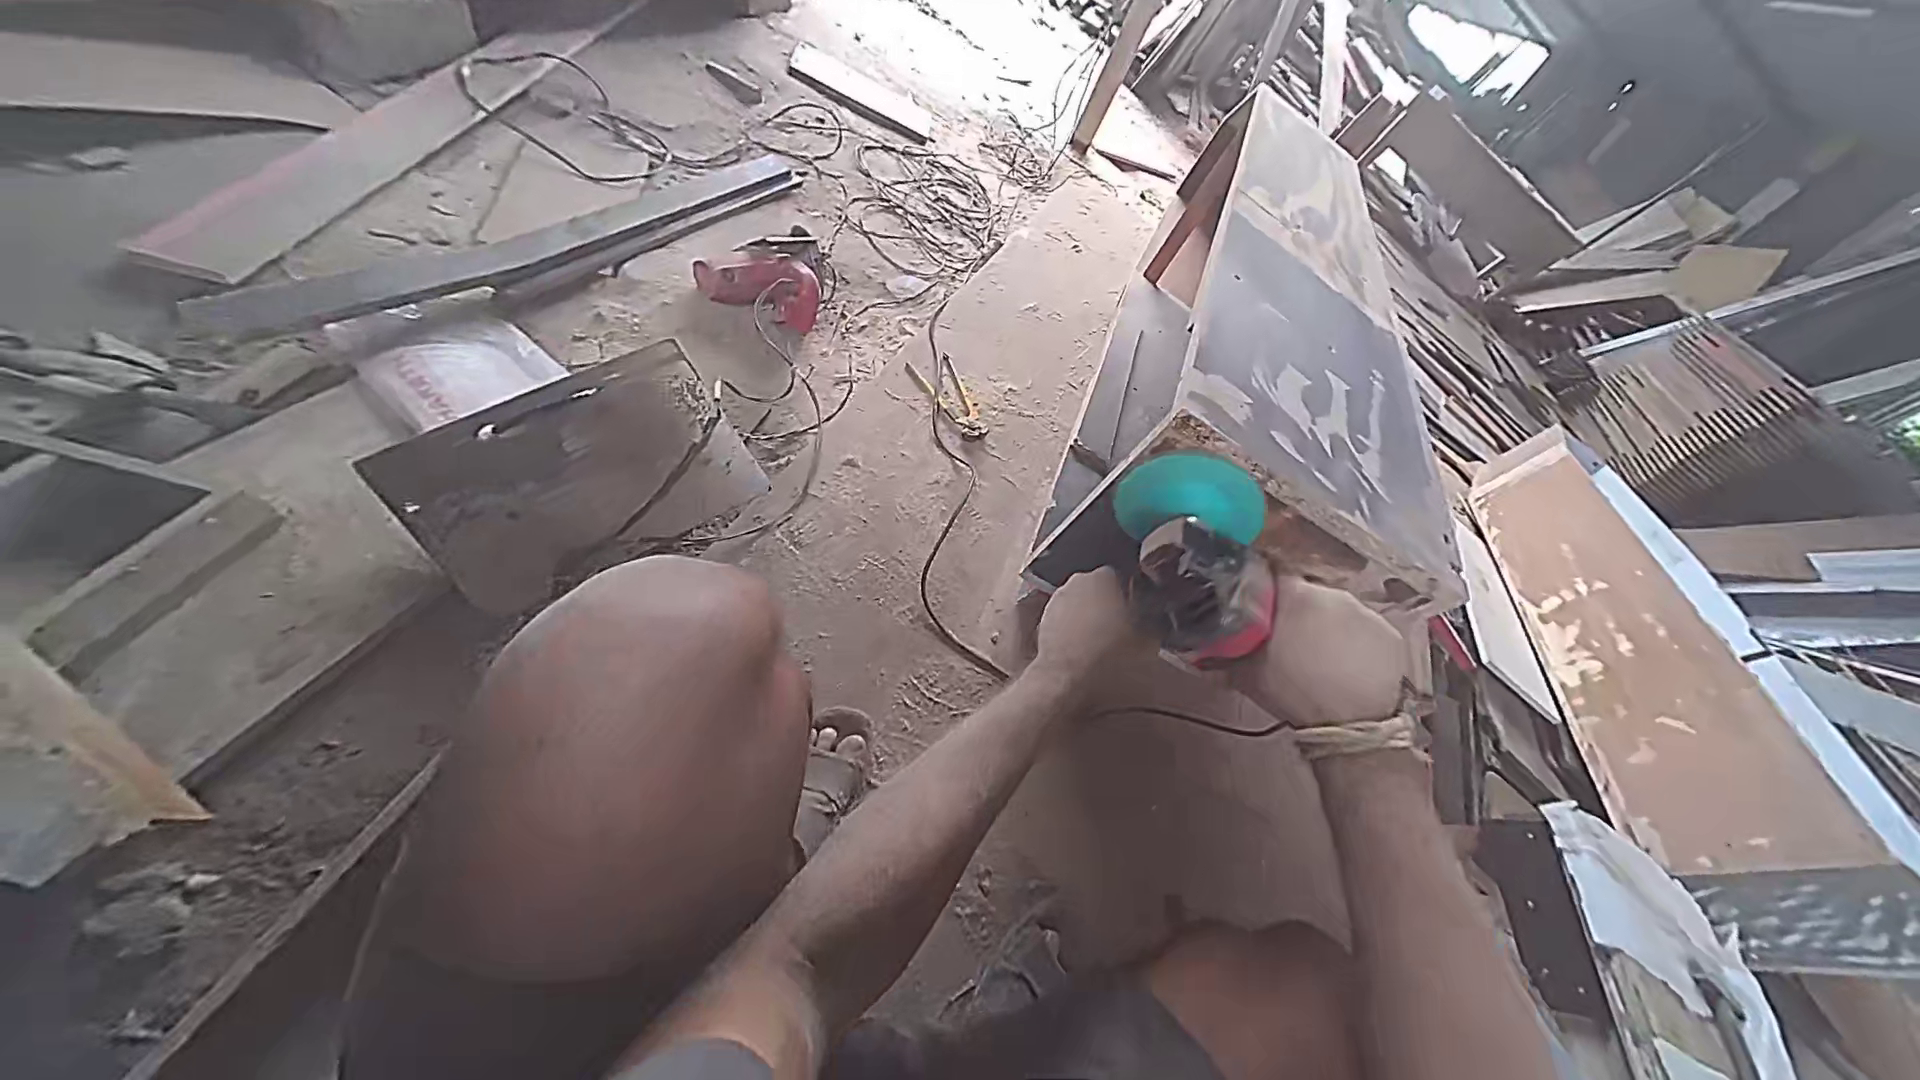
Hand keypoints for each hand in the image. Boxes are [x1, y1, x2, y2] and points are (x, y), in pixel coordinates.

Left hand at [1034, 568, 1151, 683]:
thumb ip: (1154, 621)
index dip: (1132, 594)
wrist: (1067, 679)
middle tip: (1124, 626)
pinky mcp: (1044, 620)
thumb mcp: (1148, 641)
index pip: (1123, 575)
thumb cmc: (1109, 656)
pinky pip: (1066, 619)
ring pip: (1081, 603)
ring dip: (1091, 616)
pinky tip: (1085, 648)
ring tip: (1104, 641)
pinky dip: (1074, 629)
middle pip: (1099, 588)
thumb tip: (1156, 618)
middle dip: (1109, 603)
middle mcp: (1076, 581)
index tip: (1140, 610)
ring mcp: (1057, 600)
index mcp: (1104, 577)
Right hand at [1229, 574, 1405, 726]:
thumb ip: (1225, 650)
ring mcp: (1366, 612)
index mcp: (1295, 595)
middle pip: (1307, 591)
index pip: (1274, 573)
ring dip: (1325, 622)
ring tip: (1318, 650)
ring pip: (1336, 609)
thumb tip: (1202, 645)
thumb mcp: (1246, 673)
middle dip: (1296, 608)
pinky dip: (1353, 639)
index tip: (1256, 603)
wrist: (1353, 725)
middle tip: (1286, 632)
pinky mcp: (1390, 632)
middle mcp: (1332, 594)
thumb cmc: (1292, 691)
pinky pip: (1364, 628)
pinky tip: (1346, 661)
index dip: (1263, 587)